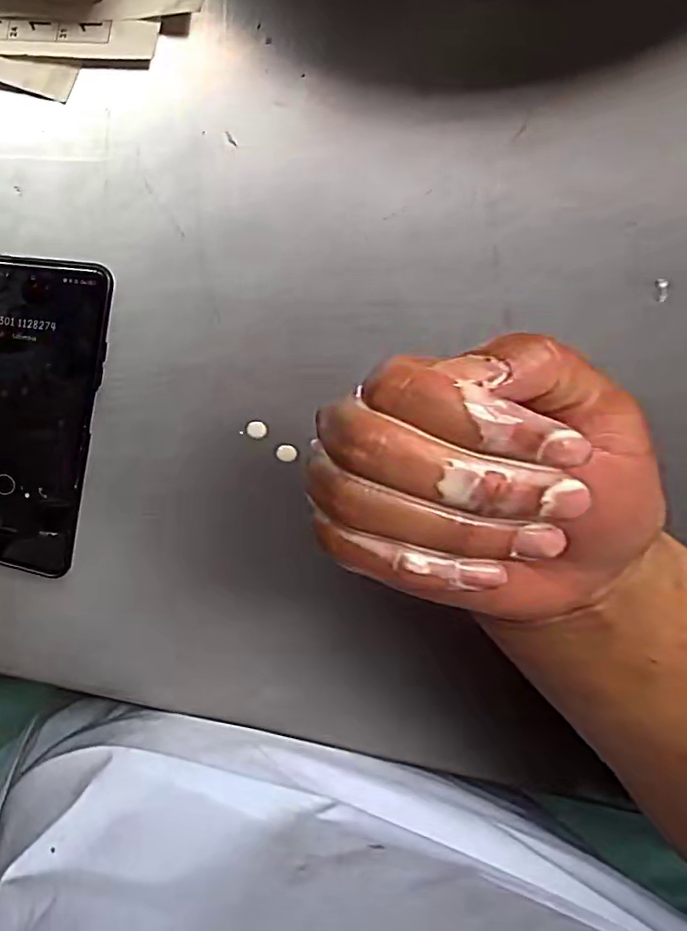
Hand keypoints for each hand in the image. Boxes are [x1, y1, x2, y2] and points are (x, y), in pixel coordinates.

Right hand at [308, 333, 665, 620]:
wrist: (577, 554)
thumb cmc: (580, 482)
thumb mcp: (594, 406)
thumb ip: (539, 364)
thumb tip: (483, 367)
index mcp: (401, 390)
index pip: (397, 386)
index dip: (474, 419)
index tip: (559, 449)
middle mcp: (354, 430)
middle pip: (367, 444)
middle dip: (474, 484)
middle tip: (554, 499)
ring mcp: (335, 481)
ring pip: (357, 500)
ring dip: (461, 531)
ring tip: (531, 538)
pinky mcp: (336, 531)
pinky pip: (352, 546)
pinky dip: (429, 566)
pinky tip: (481, 565)